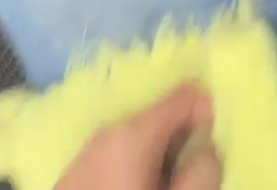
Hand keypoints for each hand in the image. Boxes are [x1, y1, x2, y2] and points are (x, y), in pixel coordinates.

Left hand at [56, 85, 221, 189]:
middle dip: (179, 146)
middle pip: (162, 119)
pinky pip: (114, 162)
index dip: (206, 121)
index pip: (188, 95)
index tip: (203, 158)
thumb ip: (205, 169)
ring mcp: (84, 157)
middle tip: (179, 183)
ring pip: (138, 143)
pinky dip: (129, 176)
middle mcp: (108, 133)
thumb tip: (205, 147)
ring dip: (154, 164)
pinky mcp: (69, 182)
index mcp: (135, 132)